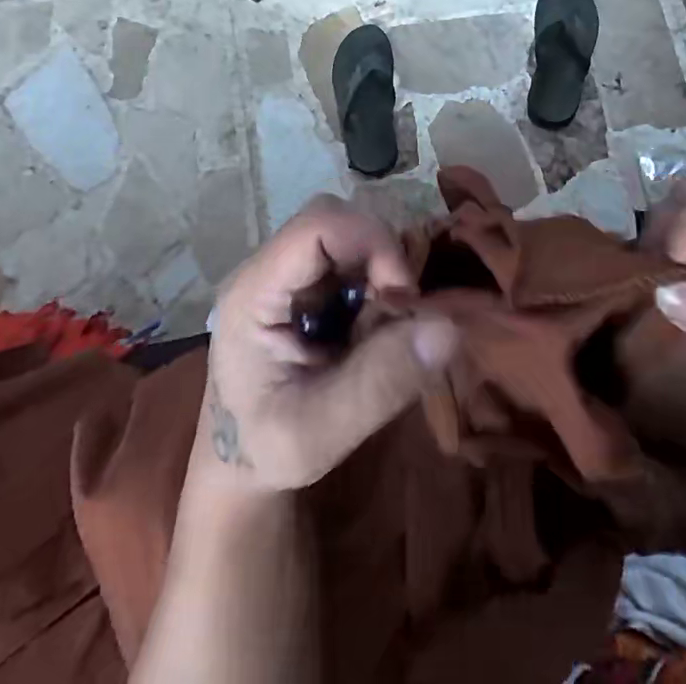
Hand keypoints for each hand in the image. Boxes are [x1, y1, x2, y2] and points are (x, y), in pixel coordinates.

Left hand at [198, 196, 458, 493]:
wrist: (238, 462)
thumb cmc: (264, 451)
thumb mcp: (320, 433)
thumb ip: (379, 382)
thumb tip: (447, 326)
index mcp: (253, 293)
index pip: (317, 225)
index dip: (373, 244)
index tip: (402, 300)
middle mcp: (266, 272)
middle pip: (334, 222)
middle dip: (380, 259)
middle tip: (395, 318)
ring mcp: (284, 279)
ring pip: (347, 240)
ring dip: (380, 277)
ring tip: (379, 334)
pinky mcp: (303, 292)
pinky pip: (350, 266)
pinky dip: (375, 291)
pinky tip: (370, 335)